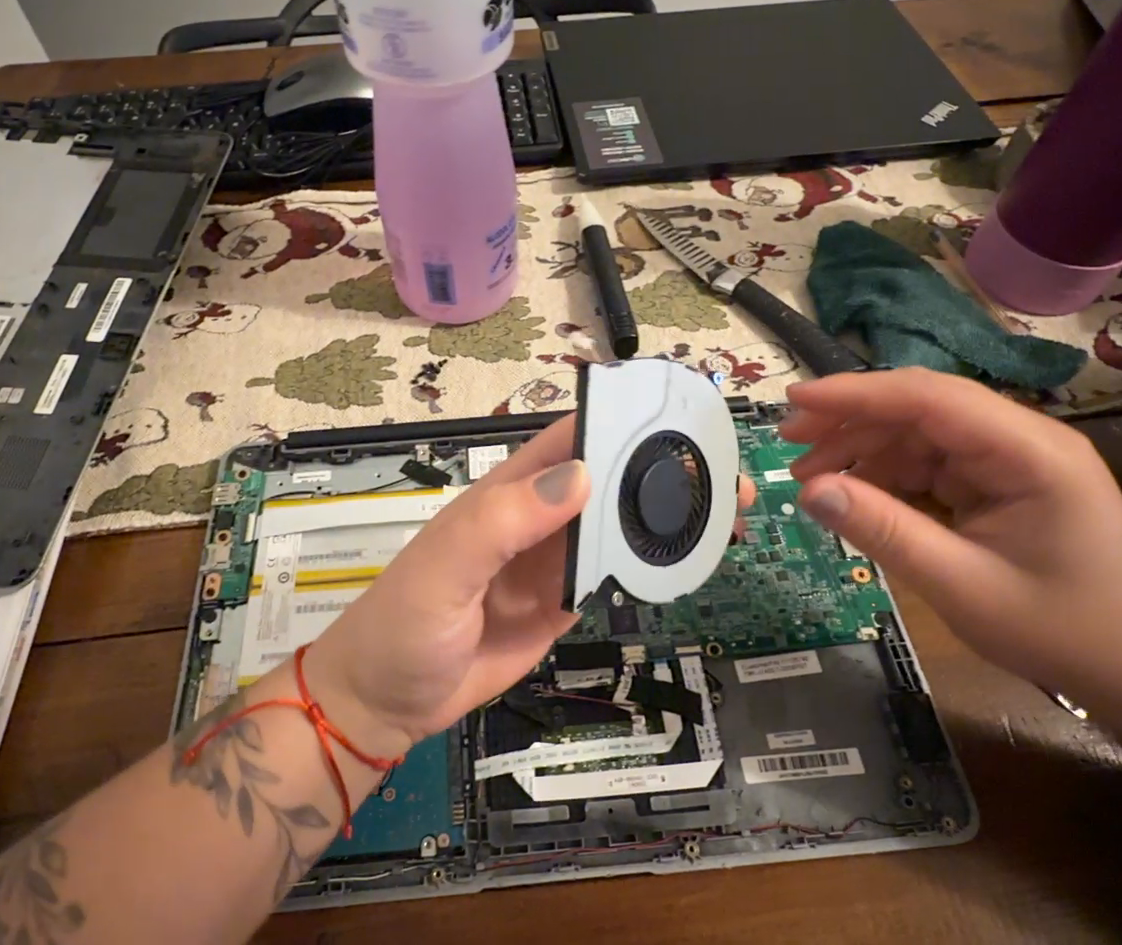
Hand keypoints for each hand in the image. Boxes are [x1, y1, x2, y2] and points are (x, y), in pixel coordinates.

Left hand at [308, 414, 753, 758]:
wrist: (390, 700)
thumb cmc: (405, 623)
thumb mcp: (446, 566)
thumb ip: (506, 521)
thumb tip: (584, 475)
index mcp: (509, 493)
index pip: (573, 442)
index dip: (624, 423)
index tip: (685, 420)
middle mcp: (538, 518)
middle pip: (610, 482)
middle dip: (666, 473)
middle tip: (731, 478)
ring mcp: (553, 562)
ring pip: (620, 527)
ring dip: (668, 518)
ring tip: (728, 515)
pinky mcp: (563, 604)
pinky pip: (614, 575)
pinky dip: (651, 565)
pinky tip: (690, 560)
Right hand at [779, 368, 1121, 696]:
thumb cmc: (1059, 630)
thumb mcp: (961, 586)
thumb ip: (884, 531)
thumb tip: (809, 491)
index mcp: (1030, 452)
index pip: (930, 399)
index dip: (857, 394)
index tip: (795, 400)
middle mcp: (1022, 439)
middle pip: (921, 408)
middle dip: (851, 420)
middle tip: (788, 442)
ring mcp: (1011, 459)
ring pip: (919, 433)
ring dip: (862, 449)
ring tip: (807, 476)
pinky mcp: (999, 480)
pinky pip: (930, 462)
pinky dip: (886, 474)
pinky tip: (851, 492)